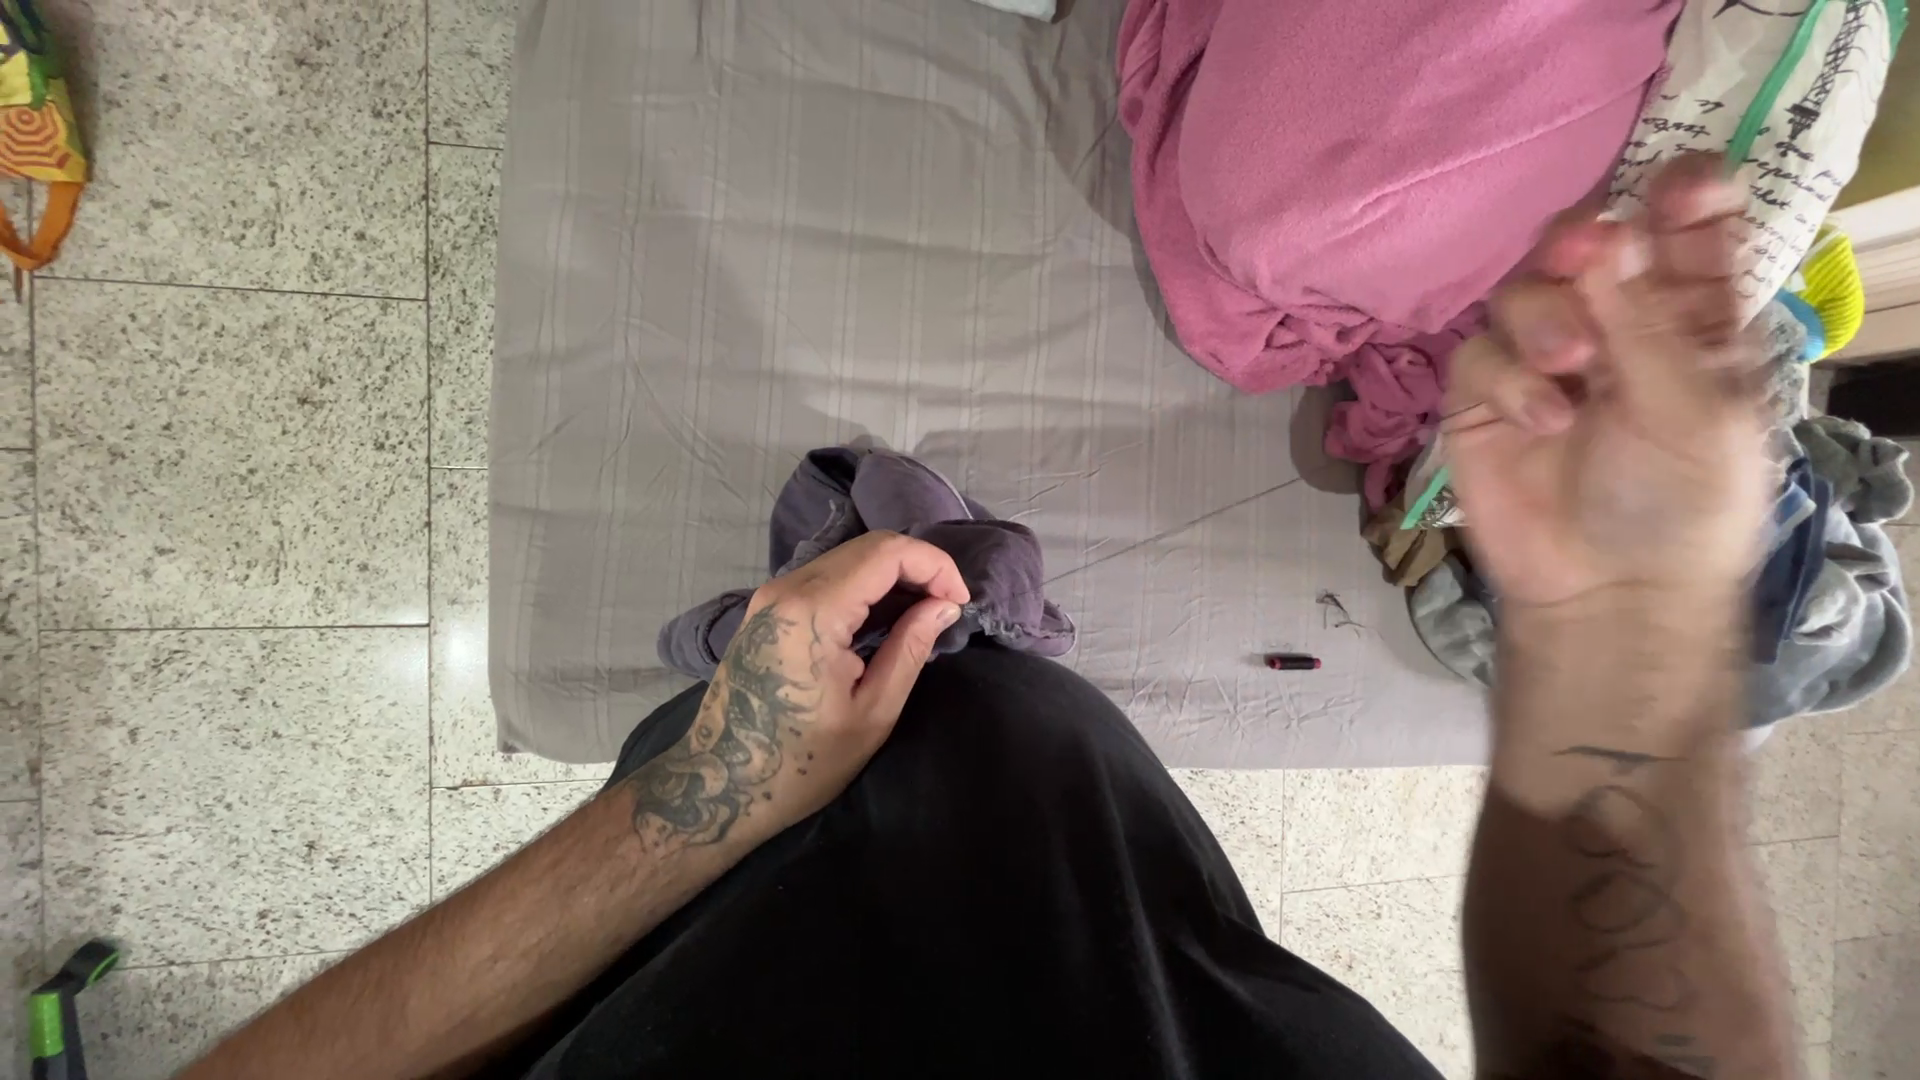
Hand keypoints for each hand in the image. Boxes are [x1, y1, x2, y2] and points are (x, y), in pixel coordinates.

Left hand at [627, 531, 968, 851]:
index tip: (961, 601)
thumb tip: (945, 605)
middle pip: (869, 547)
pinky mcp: (768, 607)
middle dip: (919, 566)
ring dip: (894, 574)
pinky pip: (828, 576)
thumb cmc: (802, 761)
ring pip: (848, 557)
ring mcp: (772, 595)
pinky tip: (886, 615)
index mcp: (814, 609)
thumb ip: (912, 647)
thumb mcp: (872, 711)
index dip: (935, 565)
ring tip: (924, 611)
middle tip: (948, 606)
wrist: (720, 785)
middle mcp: (788, 587)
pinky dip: (866, 585)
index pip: (888, 552)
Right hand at [1446, 156, 1769, 612]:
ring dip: (1541, 319)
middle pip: (1580, 249)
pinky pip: (1475, 360)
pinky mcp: (1478, 402)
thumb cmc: (1678, 499)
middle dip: (1583, 243)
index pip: (1683, 235)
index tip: (1679, 184)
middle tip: (1585, 252)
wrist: (1601, 583)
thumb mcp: (1692, 408)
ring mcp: (1534, 364)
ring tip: (1567, 368)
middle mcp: (1607, 328)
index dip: (1682, 199)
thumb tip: (1605, 236)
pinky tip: (1540, 421)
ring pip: (1515, 297)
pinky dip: (1505, 383)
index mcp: (1686, 321)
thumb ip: (1646, 324)